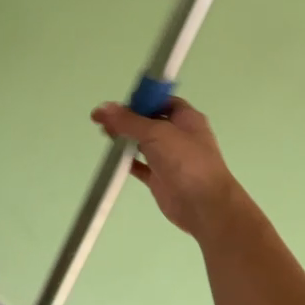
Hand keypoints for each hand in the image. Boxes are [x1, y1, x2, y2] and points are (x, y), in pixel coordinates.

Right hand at [91, 97, 244, 237]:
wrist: (203, 204)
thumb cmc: (185, 161)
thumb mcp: (156, 133)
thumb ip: (128, 121)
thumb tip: (101, 108)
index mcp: (186, 119)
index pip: (161, 102)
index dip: (141, 100)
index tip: (117, 104)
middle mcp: (178, 136)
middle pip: (149, 122)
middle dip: (127, 119)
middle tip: (103, 121)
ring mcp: (169, 158)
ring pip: (143, 143)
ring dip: (125, 139)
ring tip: (104, 136)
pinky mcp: (160, 177)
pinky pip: (139, 166)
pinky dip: (127, 162)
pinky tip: (112, 159)